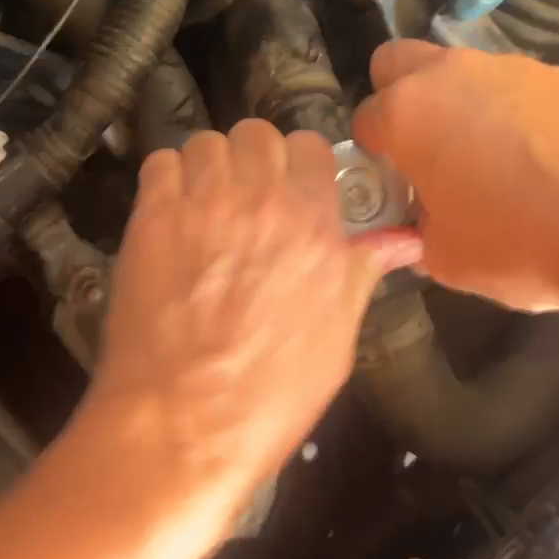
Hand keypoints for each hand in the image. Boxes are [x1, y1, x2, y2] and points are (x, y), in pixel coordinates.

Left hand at [85, 121, 421, 498]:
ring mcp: (204, 203)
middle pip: (257, 133)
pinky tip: (170, 213)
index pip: (311, 146)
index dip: (301, 166)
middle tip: (246, 198)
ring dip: (210, 166)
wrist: (183, 424)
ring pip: (207, 142)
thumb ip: (362, 271)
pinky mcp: (153, 215)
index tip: (292, 191)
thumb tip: (405, 239)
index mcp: (315, 224)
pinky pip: (162, 162)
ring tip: (205, 206)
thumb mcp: (337, 337)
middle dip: (254, 159)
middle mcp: (262, 199)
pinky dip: (167, 179)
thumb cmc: (271, 393)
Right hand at [353, 40, 558, 312]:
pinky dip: (510, 110)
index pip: (363, 121)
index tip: (396, 184)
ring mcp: (506, 67)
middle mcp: (448, 74)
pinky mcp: (556, 74)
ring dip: (457, 102)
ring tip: (492, 157)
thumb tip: (421, 220)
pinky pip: (512, 85)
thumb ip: (416, 230)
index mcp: (406, 114)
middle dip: (396, 97)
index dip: (374, 155)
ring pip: (458, 69)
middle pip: (395, 62)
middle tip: (424, 148)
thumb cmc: (519, 244)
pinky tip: (540, 156)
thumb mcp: (444, 258)